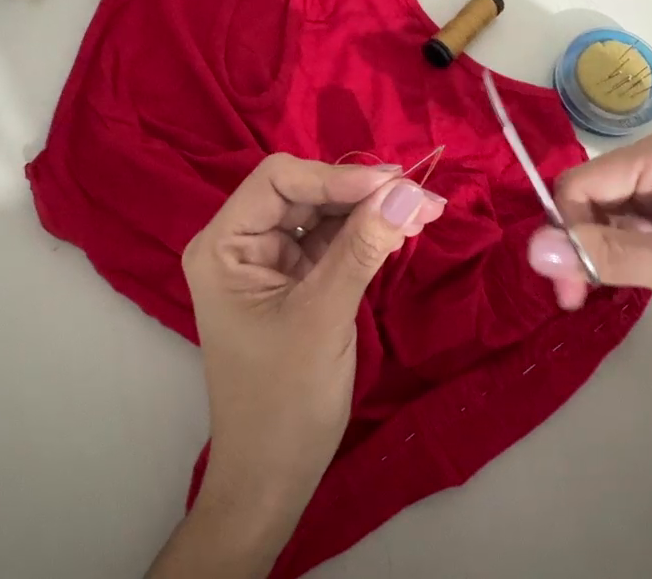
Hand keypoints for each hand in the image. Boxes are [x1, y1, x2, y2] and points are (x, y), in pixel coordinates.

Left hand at [172, 155, 446, 563]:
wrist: (273, 475)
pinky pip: (334, 243)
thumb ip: (363, 249)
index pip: (278, 180)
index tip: (394, 184)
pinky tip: (402, 230)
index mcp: (224, 246)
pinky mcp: (297, 281)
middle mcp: (242, 244)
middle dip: (363, 192)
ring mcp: (270, 263)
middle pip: (305, 192)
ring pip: (325, 215)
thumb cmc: (284, 401)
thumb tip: (407, 191)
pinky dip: (368, 235)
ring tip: (426, 210)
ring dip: (373, 211)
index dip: (336, 175)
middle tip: (423, 197)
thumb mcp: (324, 317)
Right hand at [525, 124, 651, 365]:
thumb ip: (613, 255)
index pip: (581, 182)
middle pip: (591, 196)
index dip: (564, 232)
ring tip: (605, 295)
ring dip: (598, 252)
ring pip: (608, 214)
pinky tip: (632, 281)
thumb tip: (530, 247)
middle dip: (579, 244)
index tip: (568, 292)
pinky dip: (621, 255)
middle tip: (579, 301)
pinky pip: (633, 228)